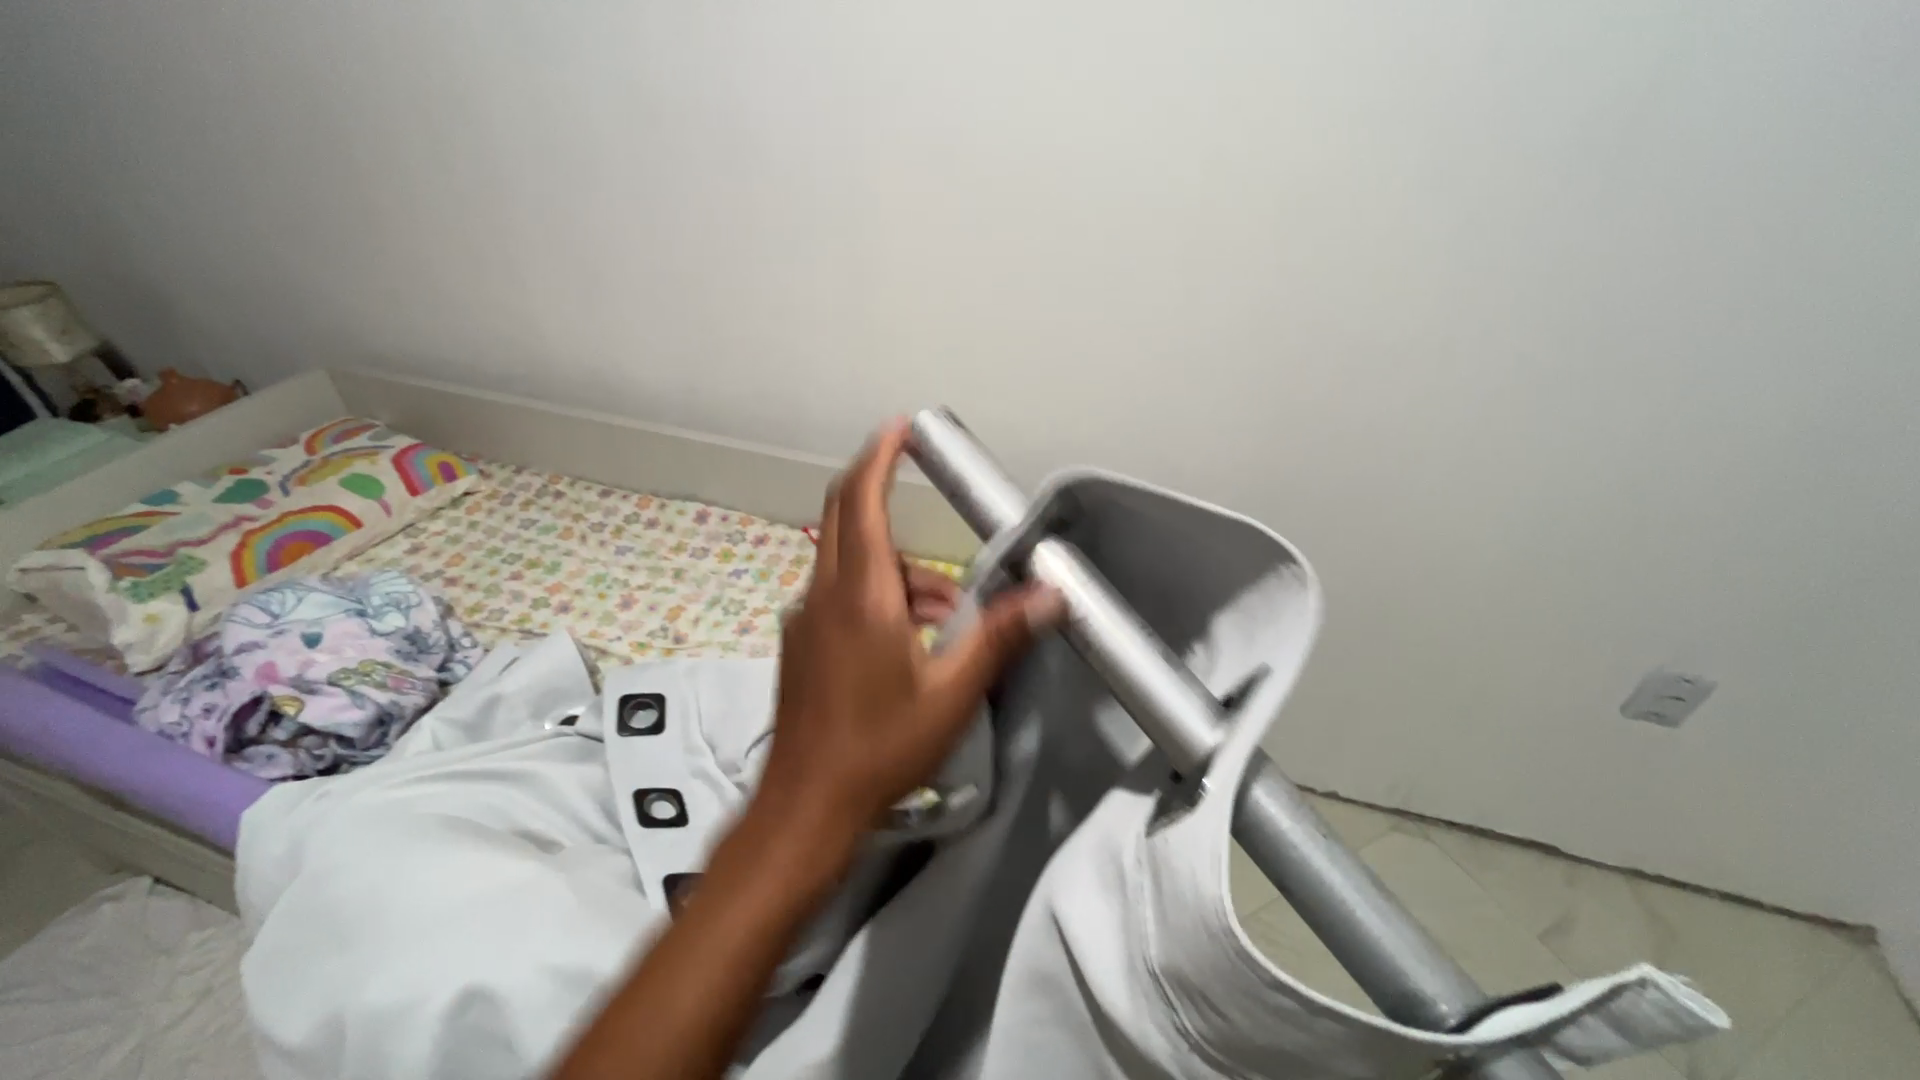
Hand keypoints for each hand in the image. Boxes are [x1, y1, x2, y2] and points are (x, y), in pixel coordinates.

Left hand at [759, 419, 1063, 837]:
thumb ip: (999, 636)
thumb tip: (1050, 595)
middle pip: (843, 519)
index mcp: (860, 595)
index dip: (879, 457)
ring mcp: (805, 621)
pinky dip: (875, 597)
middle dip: (878, 492)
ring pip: (848, 566)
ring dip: (894, 569)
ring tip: (946, 615)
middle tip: (915, 480)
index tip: (900, 428)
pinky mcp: (800, 647)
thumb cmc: (879, 748)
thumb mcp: (951, 693)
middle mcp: (823, 596)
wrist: (806, 805)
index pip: (861, 501)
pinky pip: (839, 597)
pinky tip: (907, 642)